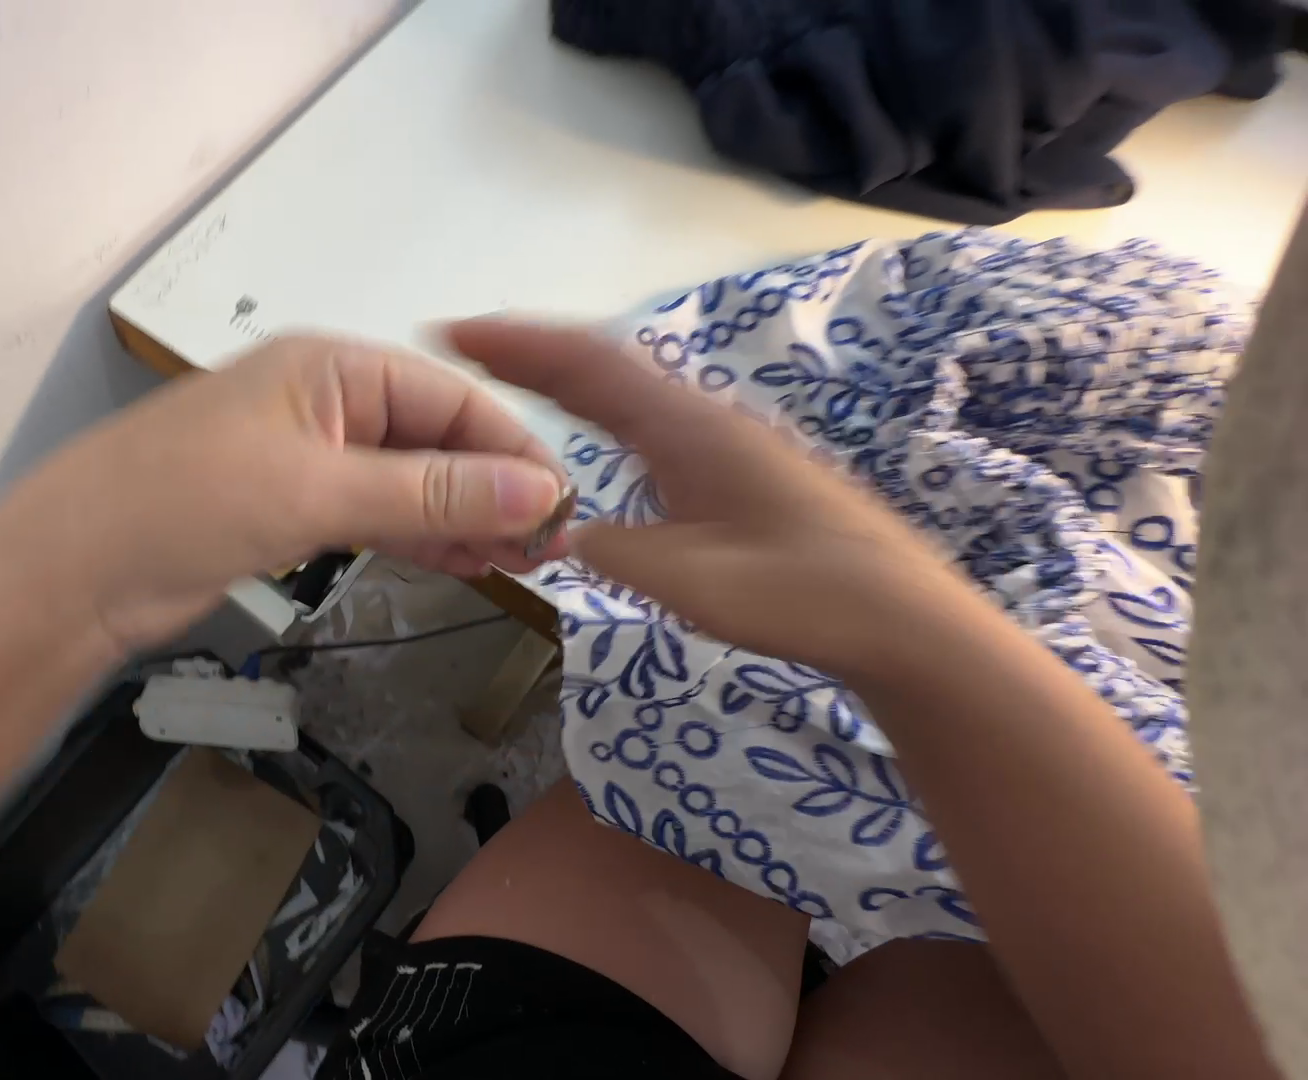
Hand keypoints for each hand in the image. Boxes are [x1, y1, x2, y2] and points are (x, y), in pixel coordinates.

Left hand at [0, 334, 569, 651]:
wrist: (75, 573)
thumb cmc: (185, 504)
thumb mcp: (317, 488)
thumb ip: (430, 492)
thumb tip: (539, 492)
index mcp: (331, 367)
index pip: (449, 398)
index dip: (511, 450)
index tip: (562, 503)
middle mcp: (328, 403)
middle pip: (434, 441)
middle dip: (492, 490)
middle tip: (549, 546)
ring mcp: (312, 459)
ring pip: (410, 483)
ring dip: (463, 519)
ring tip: (520, 562)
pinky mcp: (295, 509)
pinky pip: (378, 515)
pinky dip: (420, 537)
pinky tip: (465, 561)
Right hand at [449, 318, 984, 679]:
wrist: (903, 620)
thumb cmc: (803, 597)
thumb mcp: (691, 580)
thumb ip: (612, 549)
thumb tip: (556, 530)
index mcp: (688, 429)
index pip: (588, 367)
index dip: (519, 345)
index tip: (459, 333)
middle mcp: (701, 417)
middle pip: (604, 363)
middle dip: (531, 348)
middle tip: (468, 343)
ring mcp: (719, 437)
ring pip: (626, 385)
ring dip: (563, 372)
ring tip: (508, 373)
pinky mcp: (729, 464)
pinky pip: (644, 414)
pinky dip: (596, 403)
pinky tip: (585, 421)